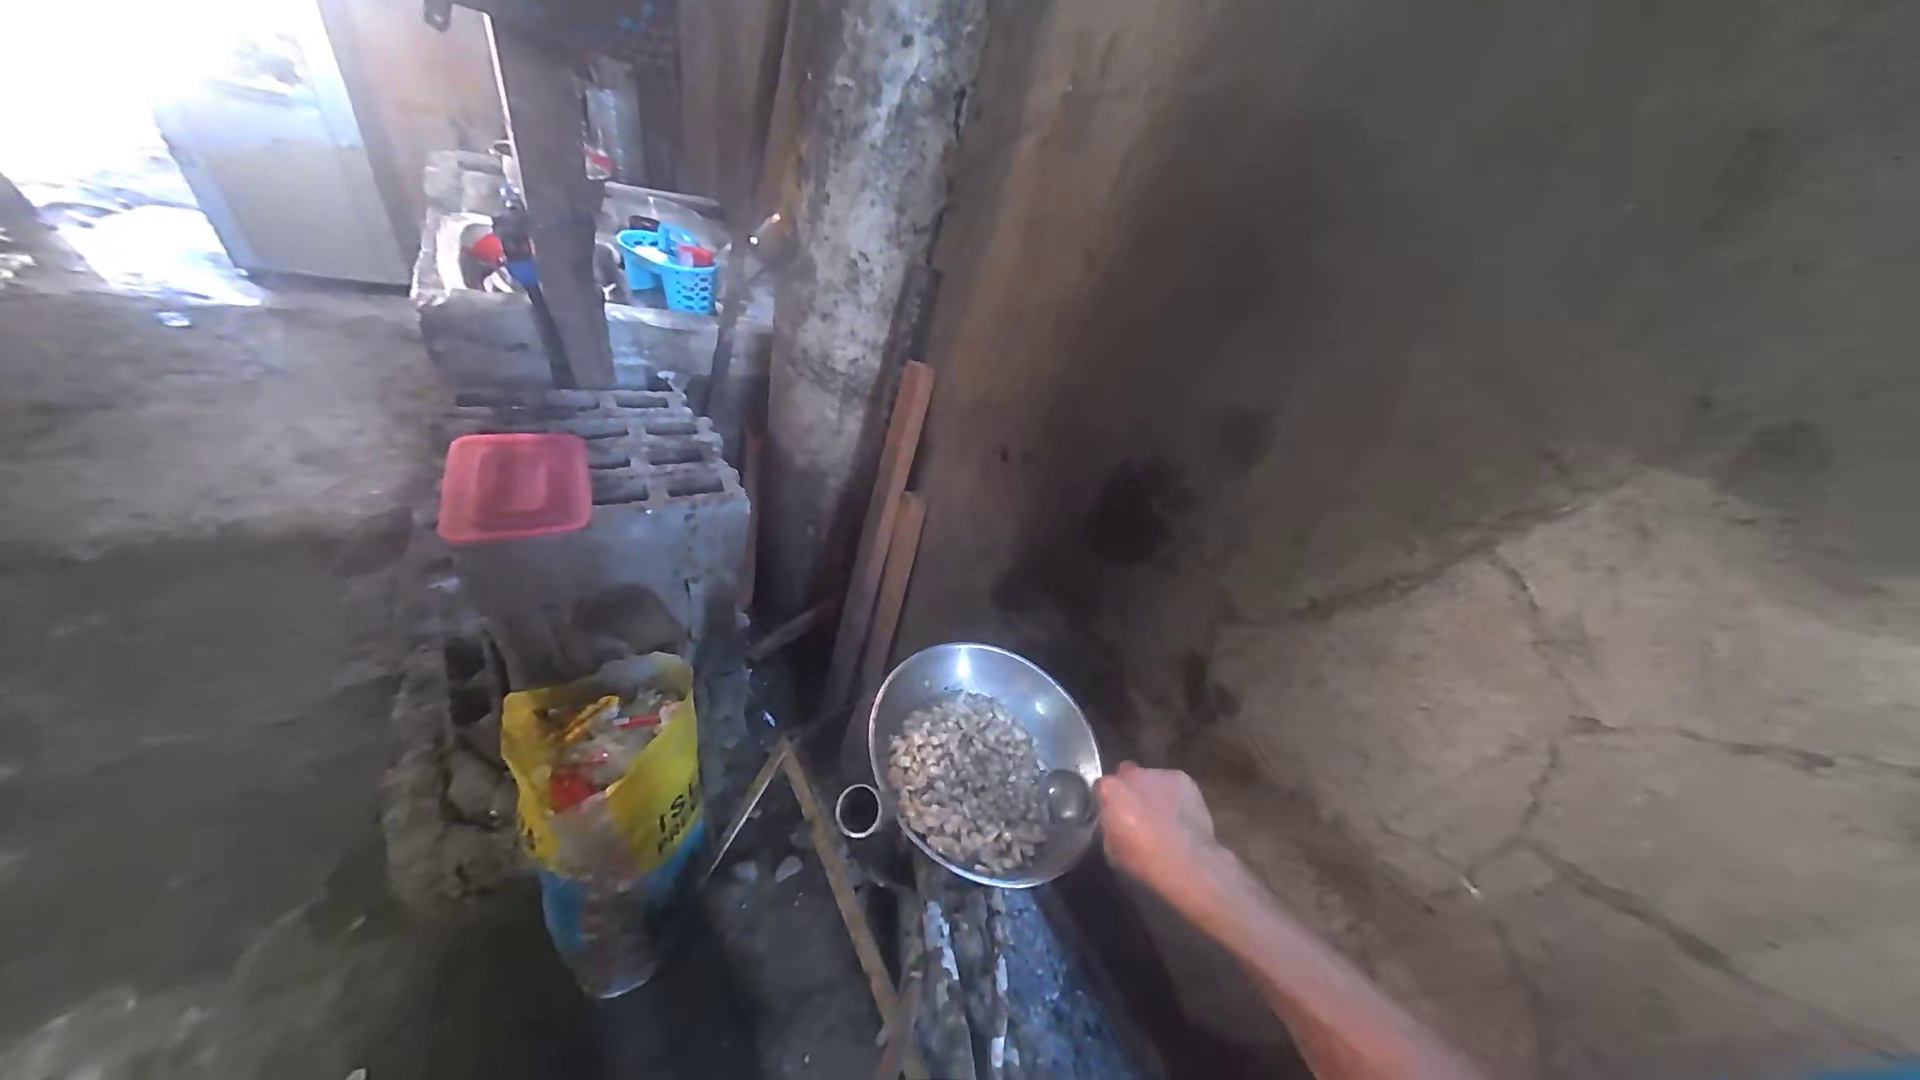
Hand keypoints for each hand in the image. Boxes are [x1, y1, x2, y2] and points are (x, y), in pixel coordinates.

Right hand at [1095, 763, 1227, 911]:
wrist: (1188, 866)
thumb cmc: (1143, 863)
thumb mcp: (1111, 850)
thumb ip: (1108, 825)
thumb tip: (1113, 822)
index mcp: (1109, 789)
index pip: (1101, 787)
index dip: (1107, 802)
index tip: (1113, 816)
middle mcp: (1132, 774)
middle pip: (1126, 775)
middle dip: (1130, 790)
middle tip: (1137, 814)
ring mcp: (1159, 774)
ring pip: (1151, 779)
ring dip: (1153, 792)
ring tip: (1163, 816)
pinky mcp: (1184, 779)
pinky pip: (1173, 784)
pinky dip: (1174, 795)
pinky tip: (1180, 815)